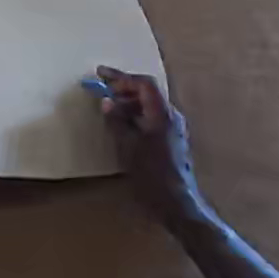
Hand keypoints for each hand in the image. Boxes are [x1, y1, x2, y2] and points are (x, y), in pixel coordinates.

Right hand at [94, 66, 205, 230]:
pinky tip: (123, 125)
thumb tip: (107, 102)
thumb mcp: (127, 146)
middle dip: (124, 88)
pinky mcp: (172, 139)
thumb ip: (116, 121)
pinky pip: (153, 117)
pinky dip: (137, 114)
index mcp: (162, 114)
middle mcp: (172, 116)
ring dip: (129, 102)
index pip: (143, 83)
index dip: (121, 76)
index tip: (101, 74)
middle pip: (148, 92)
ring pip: (150, 105)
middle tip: (103, 91)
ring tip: (110, 110)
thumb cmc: (151, 173)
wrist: (177, 203)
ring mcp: (174, 128)